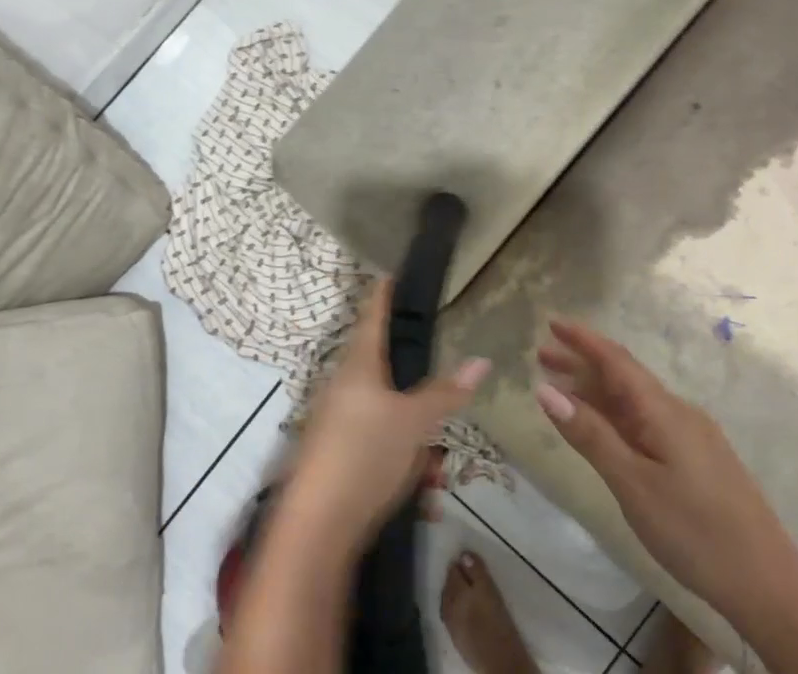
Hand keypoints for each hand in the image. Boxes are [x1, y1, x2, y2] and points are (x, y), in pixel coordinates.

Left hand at [283, 279, 490, 545]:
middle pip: (389, 378)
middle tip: (443, 424)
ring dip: (417, 447)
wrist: (317, 524)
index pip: (372, 319)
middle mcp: (343, 389)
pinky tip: (421, 498)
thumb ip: (445, 393)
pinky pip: (381, 451)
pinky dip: (404, 470)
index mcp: (357, 367)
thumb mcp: (414, 422)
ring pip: (391, 422)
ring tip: (433, 478)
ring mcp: (338, 424)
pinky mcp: (339, 456)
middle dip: (423, 404)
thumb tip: (480, 360)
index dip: (383, 297)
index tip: (391, 274)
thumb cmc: (365, 455)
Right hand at [533, 320, 797, 620]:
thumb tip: (546, 390)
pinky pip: (646, 423)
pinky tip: (600, 428)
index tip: (551, 321)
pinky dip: (615, 415)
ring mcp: (692, 439)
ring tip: (559, 388)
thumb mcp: (632, 483)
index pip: (617, 361)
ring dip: (596, 391)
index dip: (583, 340)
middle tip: (541, 356)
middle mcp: (679, 415)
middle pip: (625, 377)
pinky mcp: (697, 462)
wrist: (767, 585)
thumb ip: (590, 435)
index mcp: (664, 413)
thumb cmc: (694, 531)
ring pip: (635, 402)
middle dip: (583, 363)